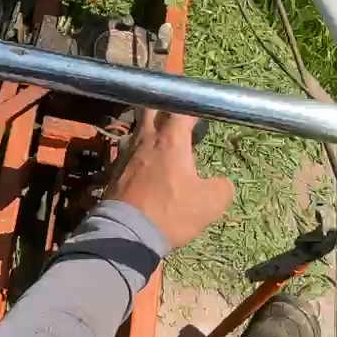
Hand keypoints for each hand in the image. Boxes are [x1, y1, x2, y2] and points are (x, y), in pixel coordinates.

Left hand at [106, 110, 234, 249]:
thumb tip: (221, 183)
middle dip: (165, 103)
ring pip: (138, 128)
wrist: (127, 233)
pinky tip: (149, 164)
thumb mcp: (210, 203)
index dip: (194, 103)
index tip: (201, 109)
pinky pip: (130, 150)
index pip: (182, 107)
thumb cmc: (170, 212)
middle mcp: (145, 139)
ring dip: (151, 127)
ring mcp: (126, 153)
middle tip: (178, 112)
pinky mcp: (115, 169)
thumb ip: (221, 187)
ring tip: (164, 139)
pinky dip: (141, 150)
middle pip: (151, 106)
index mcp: (170, 140)